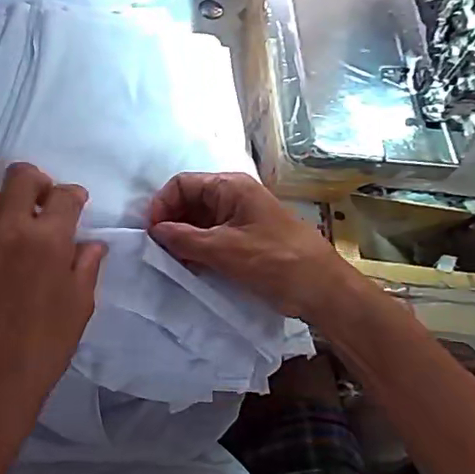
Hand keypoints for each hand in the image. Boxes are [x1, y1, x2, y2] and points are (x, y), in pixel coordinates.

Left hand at [0, 162, 105, 439]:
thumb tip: (91, 243)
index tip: (75, 205)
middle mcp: (10, 228)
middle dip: (38, 182)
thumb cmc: (48, 340)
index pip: (64, 194)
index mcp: (48, 239)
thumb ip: (87, 263)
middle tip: (43, 203)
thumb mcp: (81, 302)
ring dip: (4, 203)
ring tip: (13, 226)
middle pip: (20, 176)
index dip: (74, 196)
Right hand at [147, 171, 345, 318]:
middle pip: (188, 200)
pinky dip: (196, 248)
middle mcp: (233, 196)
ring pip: (198, 220)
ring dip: (182, 238)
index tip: (152, 233)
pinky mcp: (244, 239)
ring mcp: (240, 218)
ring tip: (173, 260)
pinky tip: (190, 265)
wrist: (322, 289)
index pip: (182, 184)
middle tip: (159, 250)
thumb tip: (154, 231)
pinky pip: (211, 237)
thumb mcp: (223, 249)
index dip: (162, 204)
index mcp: (230, 186)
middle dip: (170, 222)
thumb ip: (183, 238)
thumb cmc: (274, 261)